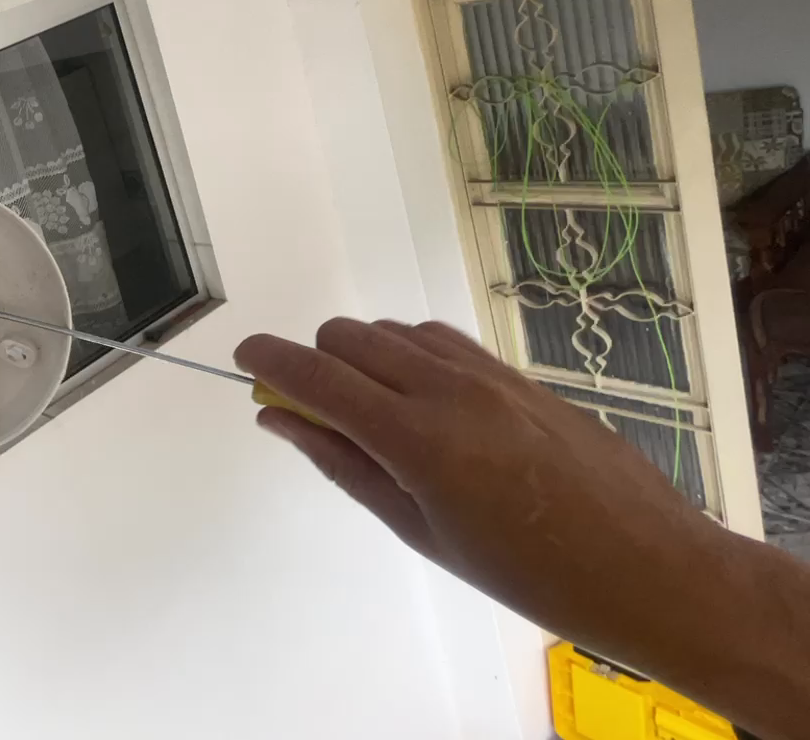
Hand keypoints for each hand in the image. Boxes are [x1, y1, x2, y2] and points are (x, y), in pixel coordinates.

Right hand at [236, 320, 809, 737]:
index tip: (242, 357)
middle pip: (343, 335)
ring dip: (359, 356)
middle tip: (320, 409)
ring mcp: (485, 375)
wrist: (661, 574)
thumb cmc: (525, 572)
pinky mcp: (514, 373)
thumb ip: (339, 462)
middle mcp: (445, 391)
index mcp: (415, 439)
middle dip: (313, 361)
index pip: (314, 375)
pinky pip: (434, 335)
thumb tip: (277, 419)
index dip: (266, 358)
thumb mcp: (416, 528)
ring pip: (385, 330)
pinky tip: (422, 395)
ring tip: (377, 407)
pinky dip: (404, 351)